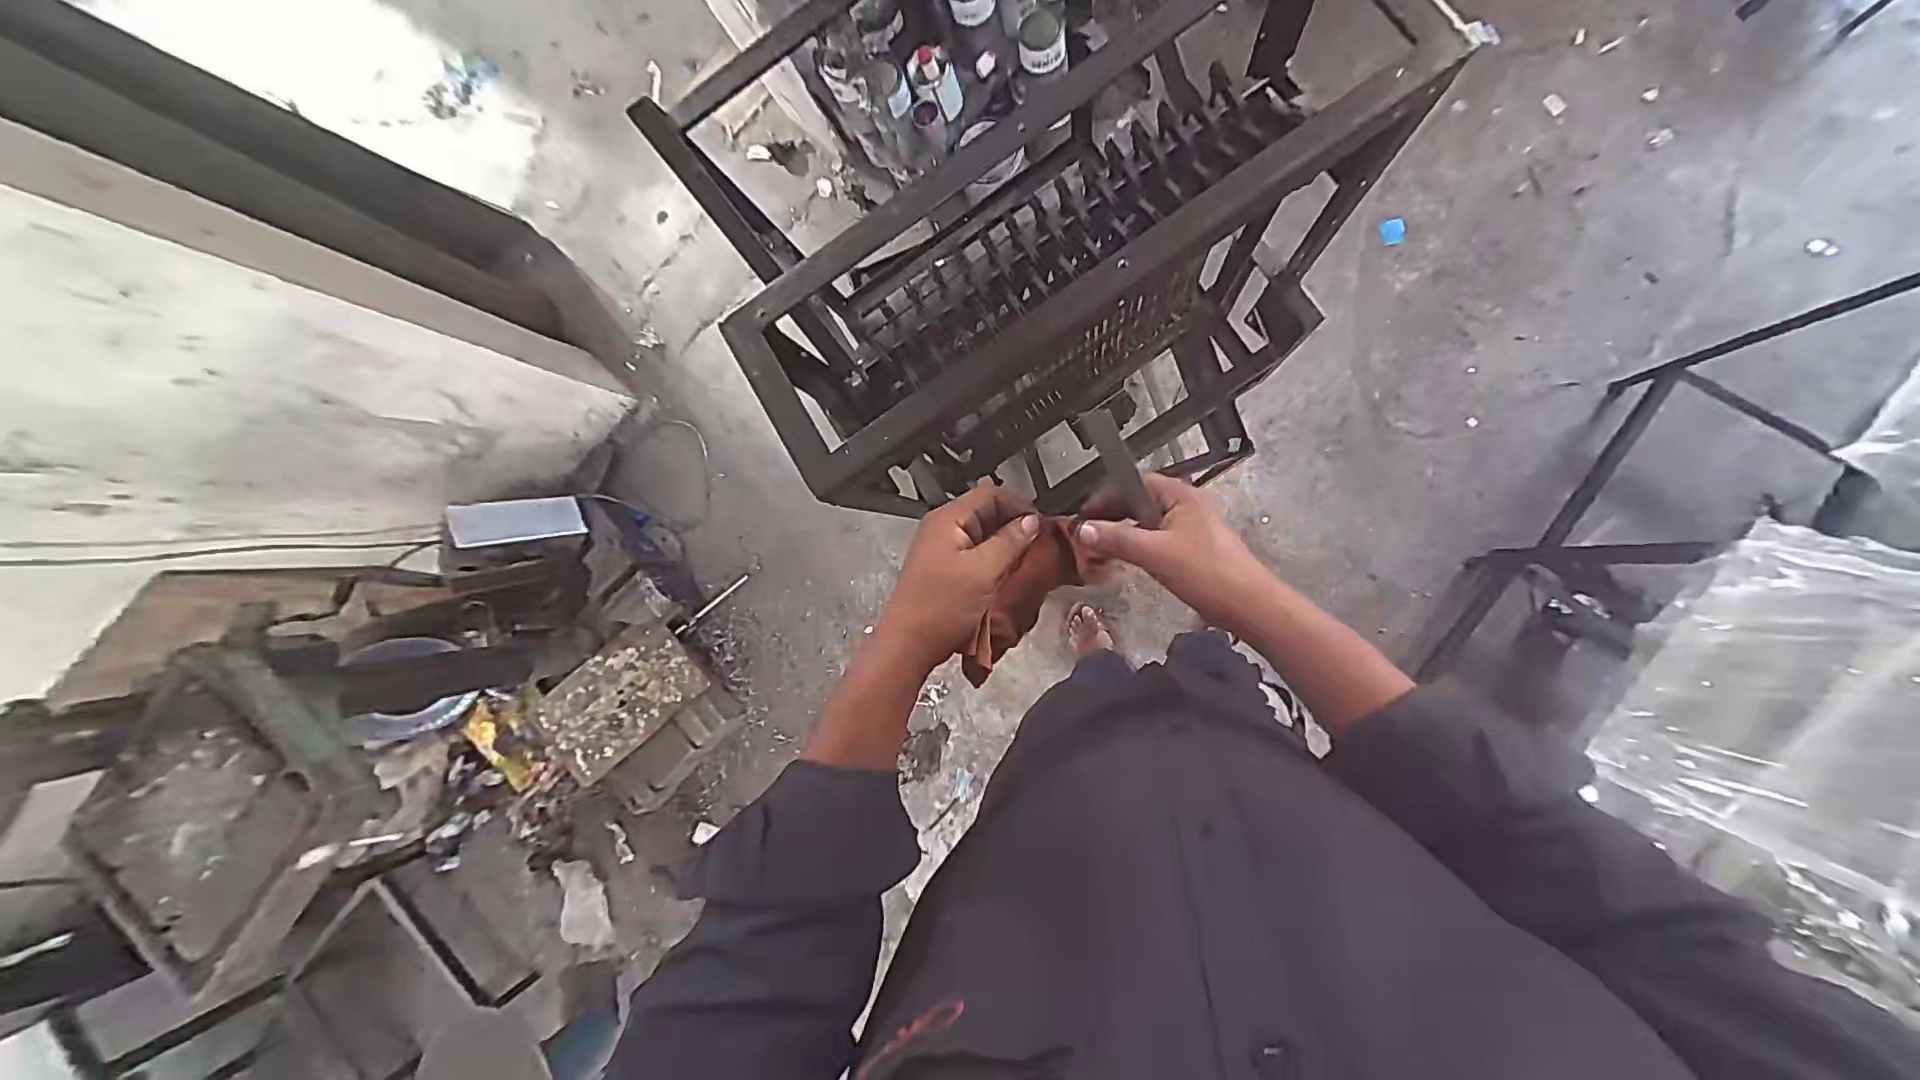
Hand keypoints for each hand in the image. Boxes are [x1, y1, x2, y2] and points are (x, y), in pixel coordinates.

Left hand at [874, 482, 1040, 673]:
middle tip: (1036, 546)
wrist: (908, 646)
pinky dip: (993, 561)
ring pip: (983, 535)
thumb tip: (1032, 521)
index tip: (1042, 525)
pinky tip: (1005, 576)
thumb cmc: (940, 608)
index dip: (1020, 505)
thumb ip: (1010, 541)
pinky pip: (975, 554)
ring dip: (1006, 546)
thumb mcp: (983, 571)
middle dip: (1014, 526)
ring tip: (1024, 562)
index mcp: (948, 519)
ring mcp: (942, 548)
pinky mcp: (944, 569)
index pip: (991, 494)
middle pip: (987, 512)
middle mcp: (942, 528)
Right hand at [1076, 474, 1273, 635]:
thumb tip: (1084, 529)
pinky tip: (1126, 560)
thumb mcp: (1155, 552)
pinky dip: (1137, 547)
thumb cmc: (1210, 573)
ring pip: (1147, 523)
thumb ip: (1116, 538)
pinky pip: (1156, 541)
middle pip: (1139, 502)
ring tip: (1101, 546)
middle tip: (1089, 530)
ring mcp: (1190, 529)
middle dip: (1112, 514)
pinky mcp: (1190, 551)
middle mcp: (1186, 506)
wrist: (1248, 606)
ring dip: (1123, 532)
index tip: (1086, 512)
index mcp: (1182, 496)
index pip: (1135, 482)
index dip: (1107, 494)